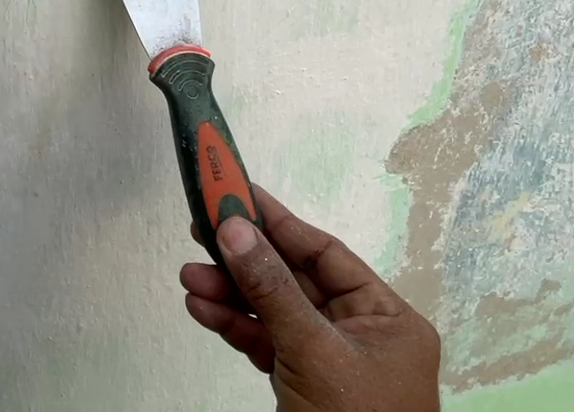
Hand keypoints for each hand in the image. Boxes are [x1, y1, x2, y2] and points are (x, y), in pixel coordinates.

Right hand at [181, 189, 439, 411]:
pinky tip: (201, 310)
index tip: (234, 191)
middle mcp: (359, 332)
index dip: (277, 220)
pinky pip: (263, 341)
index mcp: (385, 318)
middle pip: (290, 278)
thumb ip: (271, 287)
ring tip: (188, 279)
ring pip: (270, 309)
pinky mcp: (302, 383)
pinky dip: (232, 326)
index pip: (323, 252)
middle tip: (199, 231)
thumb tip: (234, 225)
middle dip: (242, 261)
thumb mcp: (314, 351)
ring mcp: (329, 359)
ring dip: (228, 293)